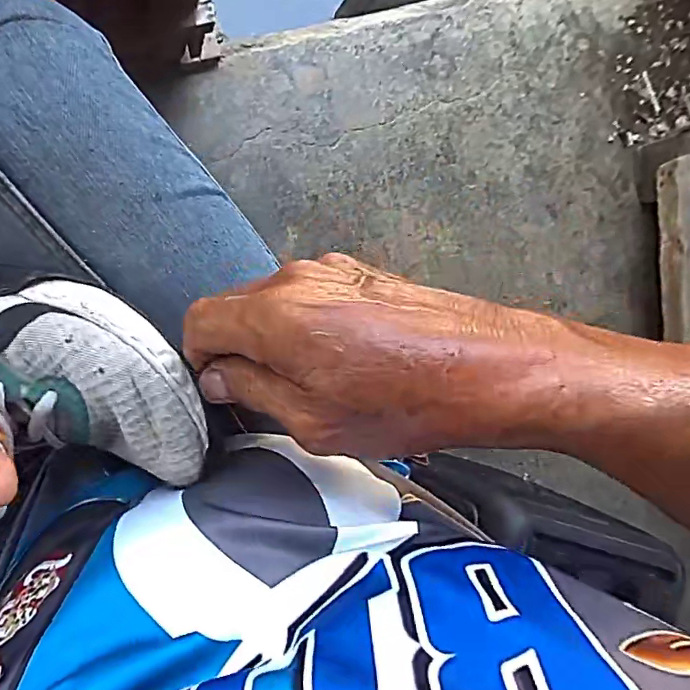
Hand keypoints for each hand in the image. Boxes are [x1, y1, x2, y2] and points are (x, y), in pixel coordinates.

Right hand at [183, 254, 559, 456]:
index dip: (197, 358)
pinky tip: (338, 363)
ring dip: (273, 340)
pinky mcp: (358, 273)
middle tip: (258, 393)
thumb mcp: (313, 420)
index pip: (200, 320)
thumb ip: (252, 391)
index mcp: (275, 314)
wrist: (492, 368)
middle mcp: (297, 279)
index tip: (214, 384)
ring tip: (309, 382)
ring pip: (271, 303)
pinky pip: (307, 297)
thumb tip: (221, 378)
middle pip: (233, 307)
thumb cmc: (414, 399)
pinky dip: (304, 327)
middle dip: (234, 350)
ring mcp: (331, 270)